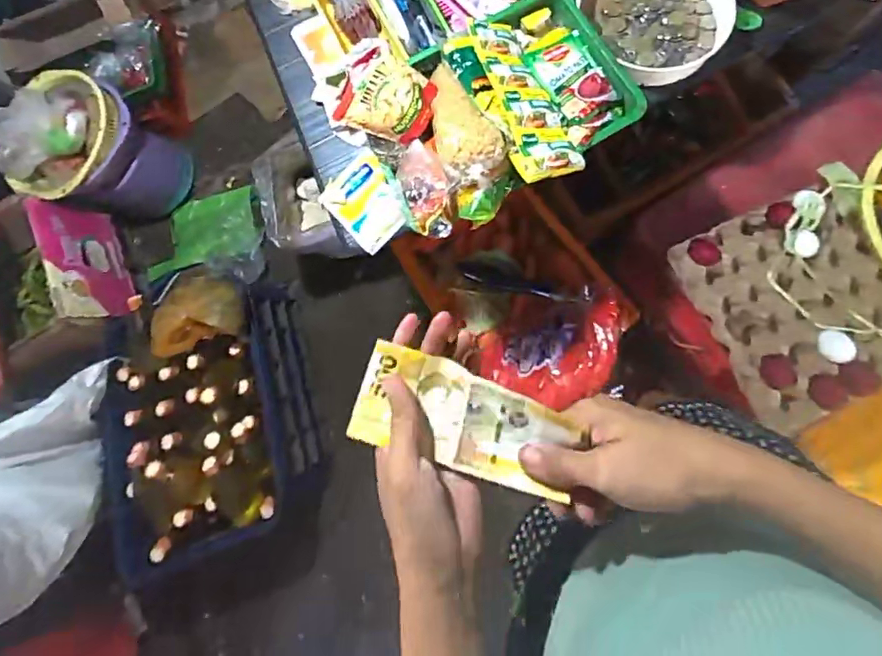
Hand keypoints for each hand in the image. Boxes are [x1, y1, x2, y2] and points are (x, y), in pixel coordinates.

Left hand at [376, 312, 481, 601]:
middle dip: (434, 346)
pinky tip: (490, 369)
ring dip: (459, 362)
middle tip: (450, 317)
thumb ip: (403, 423)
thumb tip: (393, 376)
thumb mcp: (404, 470)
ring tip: (473, 334)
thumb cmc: (416, 519)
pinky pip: (472, 412)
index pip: (393, 381)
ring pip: (450, 390)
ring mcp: (443, 438)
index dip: (401, 349)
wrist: (448, 565)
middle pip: (424, 378)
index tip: (412, 319)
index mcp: (391, 434)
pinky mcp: (467, 449)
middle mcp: (415, 429)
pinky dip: (480, 389)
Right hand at [520, 396, 762, 517]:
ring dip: (581, 494)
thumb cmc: (656, 469)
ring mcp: (614, 436)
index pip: (543, 430)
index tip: (537, 492)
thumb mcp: (604, 472)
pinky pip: (600, 471)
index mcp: (587, 411)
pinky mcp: (629, 454)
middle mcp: (596, 417)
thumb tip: (519, 452)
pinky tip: (606, 512)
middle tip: (571, 513)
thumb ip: (561, 465)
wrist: (717, 476)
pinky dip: (599, 492)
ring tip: (594, 517)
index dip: (534, 459)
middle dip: (561, 484)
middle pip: (560, 449)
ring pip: (580, 465)